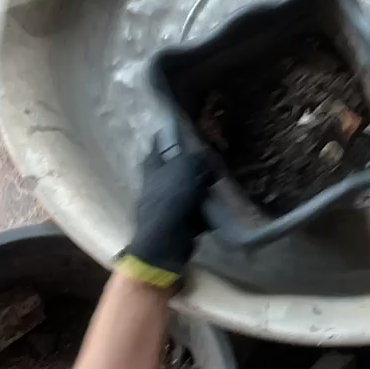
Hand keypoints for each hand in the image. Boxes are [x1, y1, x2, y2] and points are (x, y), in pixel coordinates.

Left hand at [117, 137, 214, 288]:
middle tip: (205, 155)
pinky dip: (203, 208)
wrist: (165, 240)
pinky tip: (216, 205)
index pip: (157, 146)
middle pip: (171, 169)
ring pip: (183, 189)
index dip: (164, 137)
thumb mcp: (187, 169)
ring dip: (197, 186)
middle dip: (185, 163)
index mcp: (153, 168)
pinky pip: (193, 210)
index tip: (174, 128)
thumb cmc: (172, 199)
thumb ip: (198, 159)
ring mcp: (165, 205)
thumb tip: (207, 157)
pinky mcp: (176, 222)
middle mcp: (156, 185)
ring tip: (215, 179)